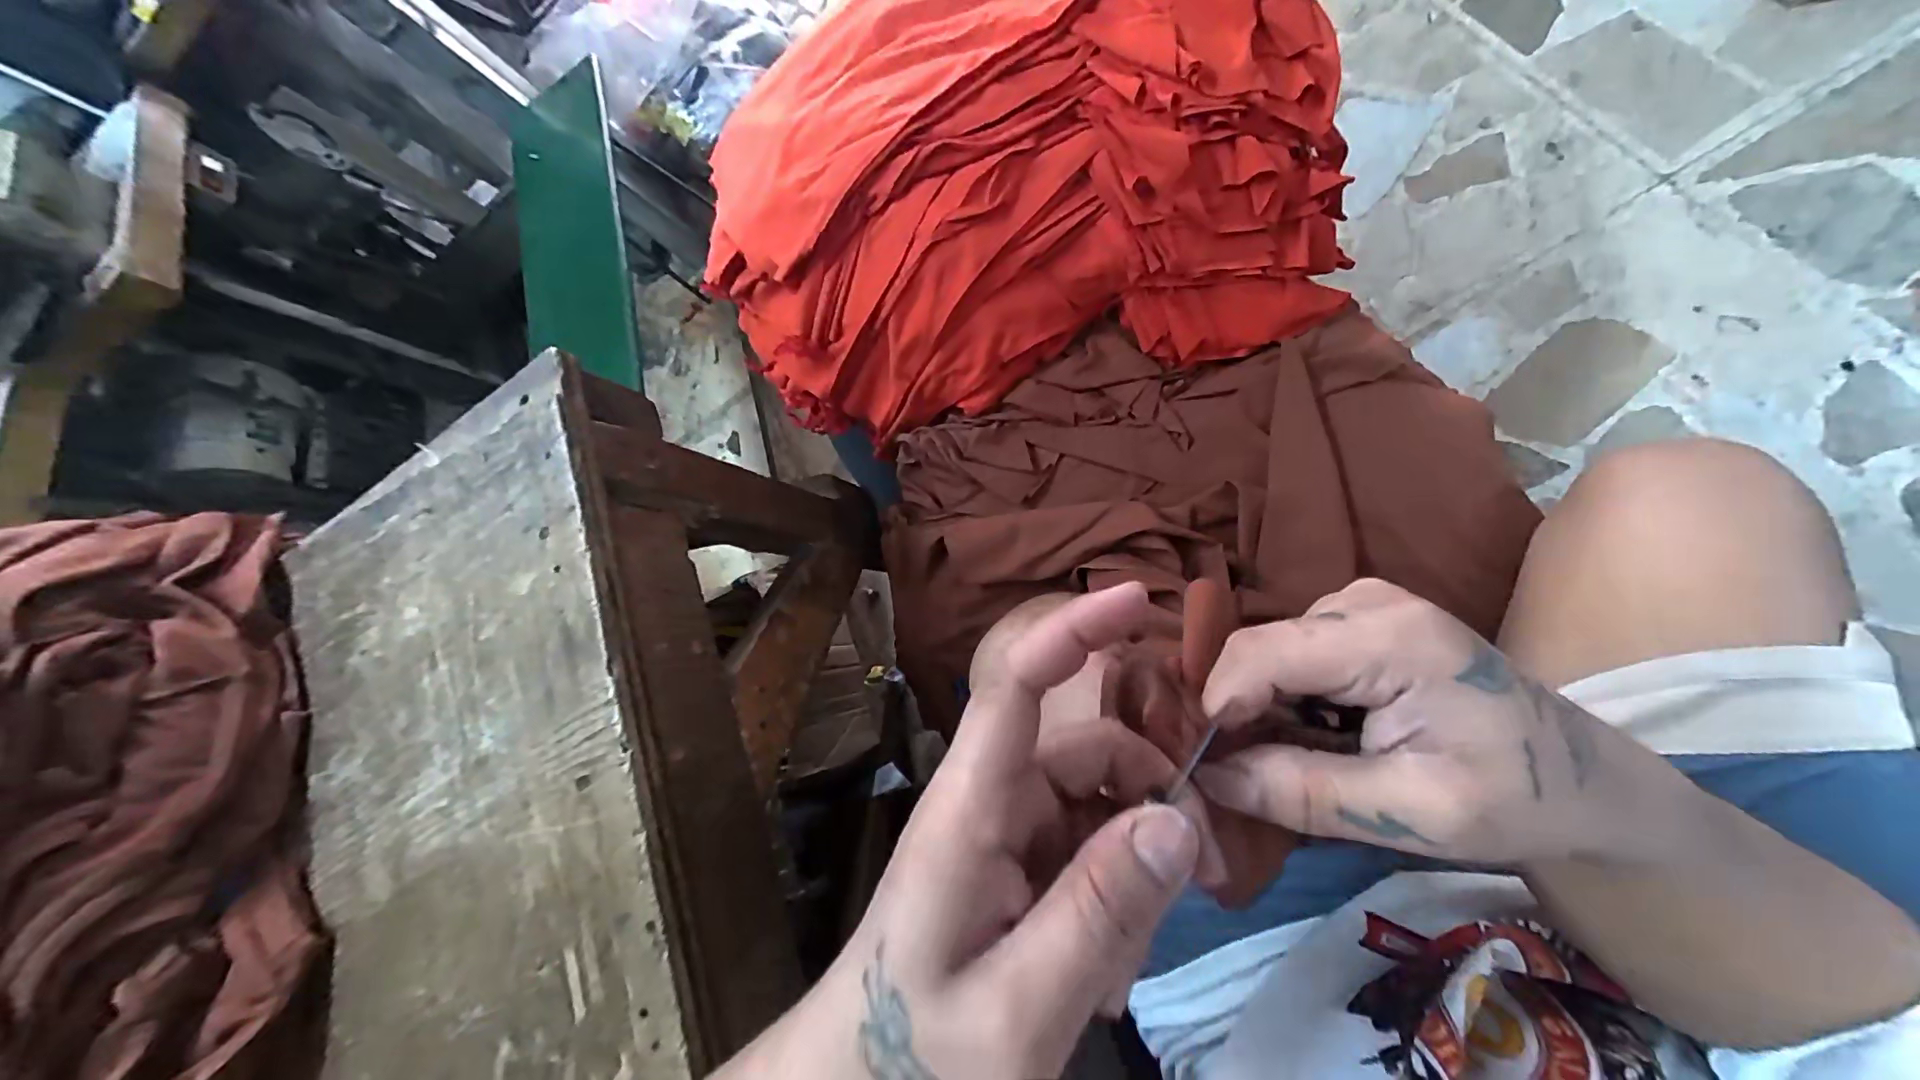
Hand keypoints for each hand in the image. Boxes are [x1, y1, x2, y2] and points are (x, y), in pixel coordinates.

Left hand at [718, 584, 1205, 1079]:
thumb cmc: (916, 1056)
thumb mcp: (1016, 1010)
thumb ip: (1096, 914)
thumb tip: (1177, 816)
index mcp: (967, 811)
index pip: (1013, 689)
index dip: (1070, 633)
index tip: (1134, 599)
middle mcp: (986, 802)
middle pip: (1085, 751)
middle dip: (1152, 790)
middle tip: (1212, 871)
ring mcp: (1001, 834)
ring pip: (1095, 804)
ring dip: (1137, 860)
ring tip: (1134, 963)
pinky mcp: (1012, 867)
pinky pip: (1083, 850)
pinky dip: (1114, 894)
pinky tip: (1108, 972)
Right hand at [1194, 578, 1657, 865]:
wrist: (1584, 780)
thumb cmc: (1513, 799)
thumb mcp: (1409, 813)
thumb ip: (1302, 792)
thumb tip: (1207, 777)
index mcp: (1389, 637)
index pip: (1261, 653)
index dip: (1219, 704)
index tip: (1205, 762)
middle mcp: (1363, 600)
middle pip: (1259, 650)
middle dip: (1238, 711)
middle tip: (1240, 774)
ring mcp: (1359, 602)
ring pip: (1266, 652)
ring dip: (1260, 708)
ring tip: (1289, 760)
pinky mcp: (1356, 617)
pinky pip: (1287, 652)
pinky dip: (1282, 697)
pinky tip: (1315, 733)